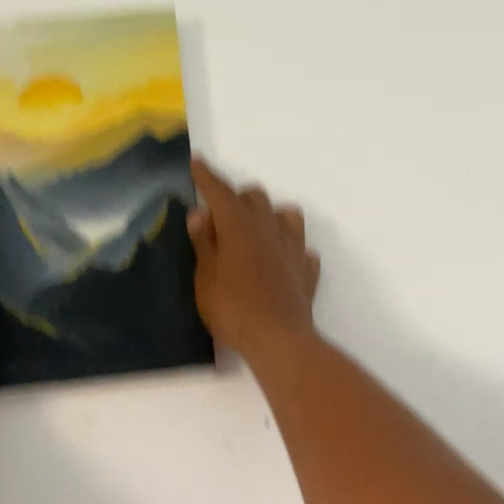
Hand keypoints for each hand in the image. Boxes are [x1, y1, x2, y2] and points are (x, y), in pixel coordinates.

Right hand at [188, 158, 321, 361]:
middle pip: (255, 197)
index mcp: (239, 226)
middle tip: (220, 218)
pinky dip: (289, 249)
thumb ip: (204, 244)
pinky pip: (301, 249)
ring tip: (255, 233)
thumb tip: (201, 214)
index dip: (206, 177)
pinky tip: (281, 262)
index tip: (197, 162)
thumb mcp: (206, 279)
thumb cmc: (233, 310)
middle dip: (236, 199)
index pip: (220, 192)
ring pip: (285, 215)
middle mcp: (269, 228)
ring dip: (269, 216)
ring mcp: (293, 248)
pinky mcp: (306, 271)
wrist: (279, 340)